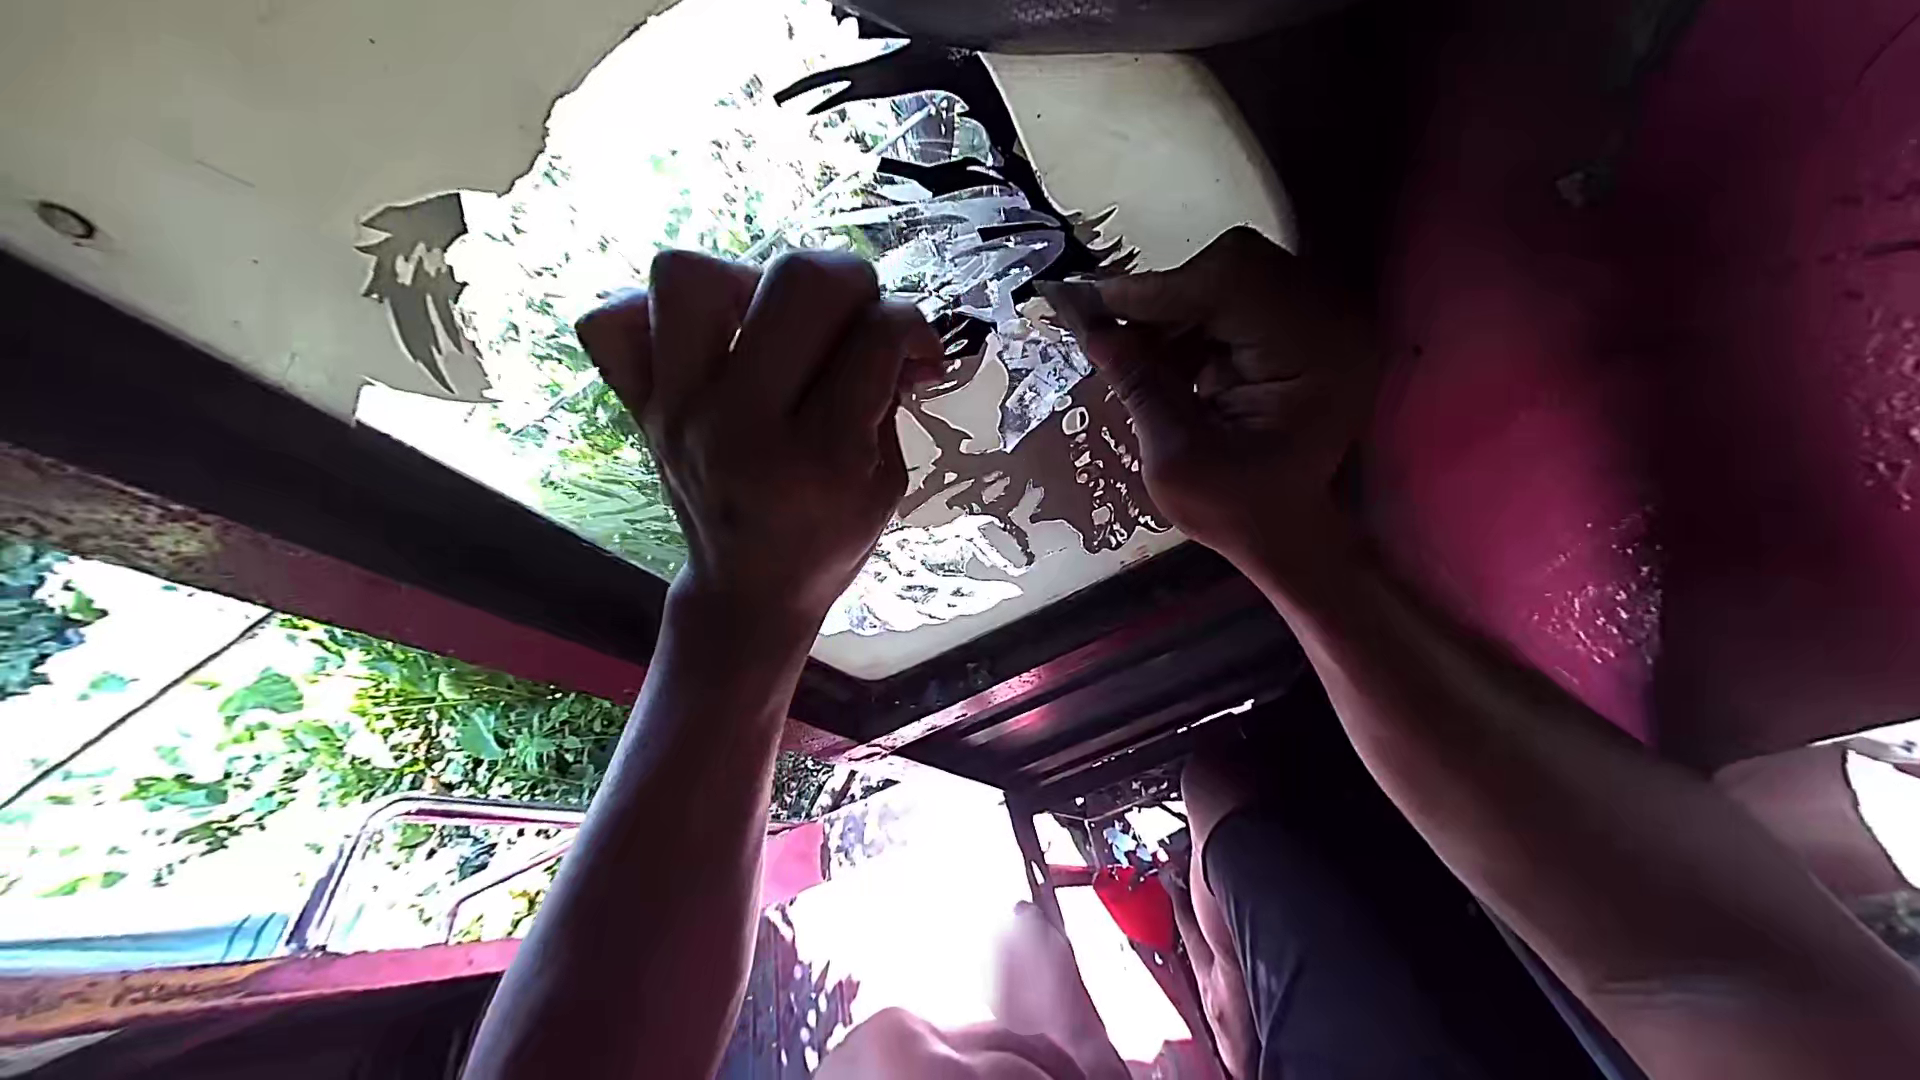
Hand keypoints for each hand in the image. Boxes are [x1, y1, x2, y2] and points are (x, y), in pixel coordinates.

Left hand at [576, 250, 941, 628]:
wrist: (749, 590)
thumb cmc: (829, 542)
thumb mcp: (886, 482)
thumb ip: (890, 397)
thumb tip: (899, 328)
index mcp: (822, 460)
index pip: (875, 340)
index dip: (912, 325)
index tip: (918, 347)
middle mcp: (742, 428)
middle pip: (797, 285)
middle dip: (851, 281)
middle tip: (857, 316)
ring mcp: (678, 412)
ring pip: (690, 277)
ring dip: (750, 278)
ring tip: (775, 319)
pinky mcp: (641, 409)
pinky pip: (613, 322)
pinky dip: (657, 313)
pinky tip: (707, 340)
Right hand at [1063, 227, 1378, 571]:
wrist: (1280, 533)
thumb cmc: (1235, 510)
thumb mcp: (1176, 458)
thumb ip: (1140, 387)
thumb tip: (1094, 332)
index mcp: (1315, 355)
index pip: (1233, 283)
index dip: (1156, 290)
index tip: (1094, 303)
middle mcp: (1330, 324)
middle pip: (1233, 268)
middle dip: (1162, 300)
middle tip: (1109, 333)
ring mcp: (1317, 324)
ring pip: (1227, 280)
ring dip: (1170, 314)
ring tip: (1130, 354)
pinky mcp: (1295, 332)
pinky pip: (1231, 303)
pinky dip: (1186, 325)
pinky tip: (1158, 359)